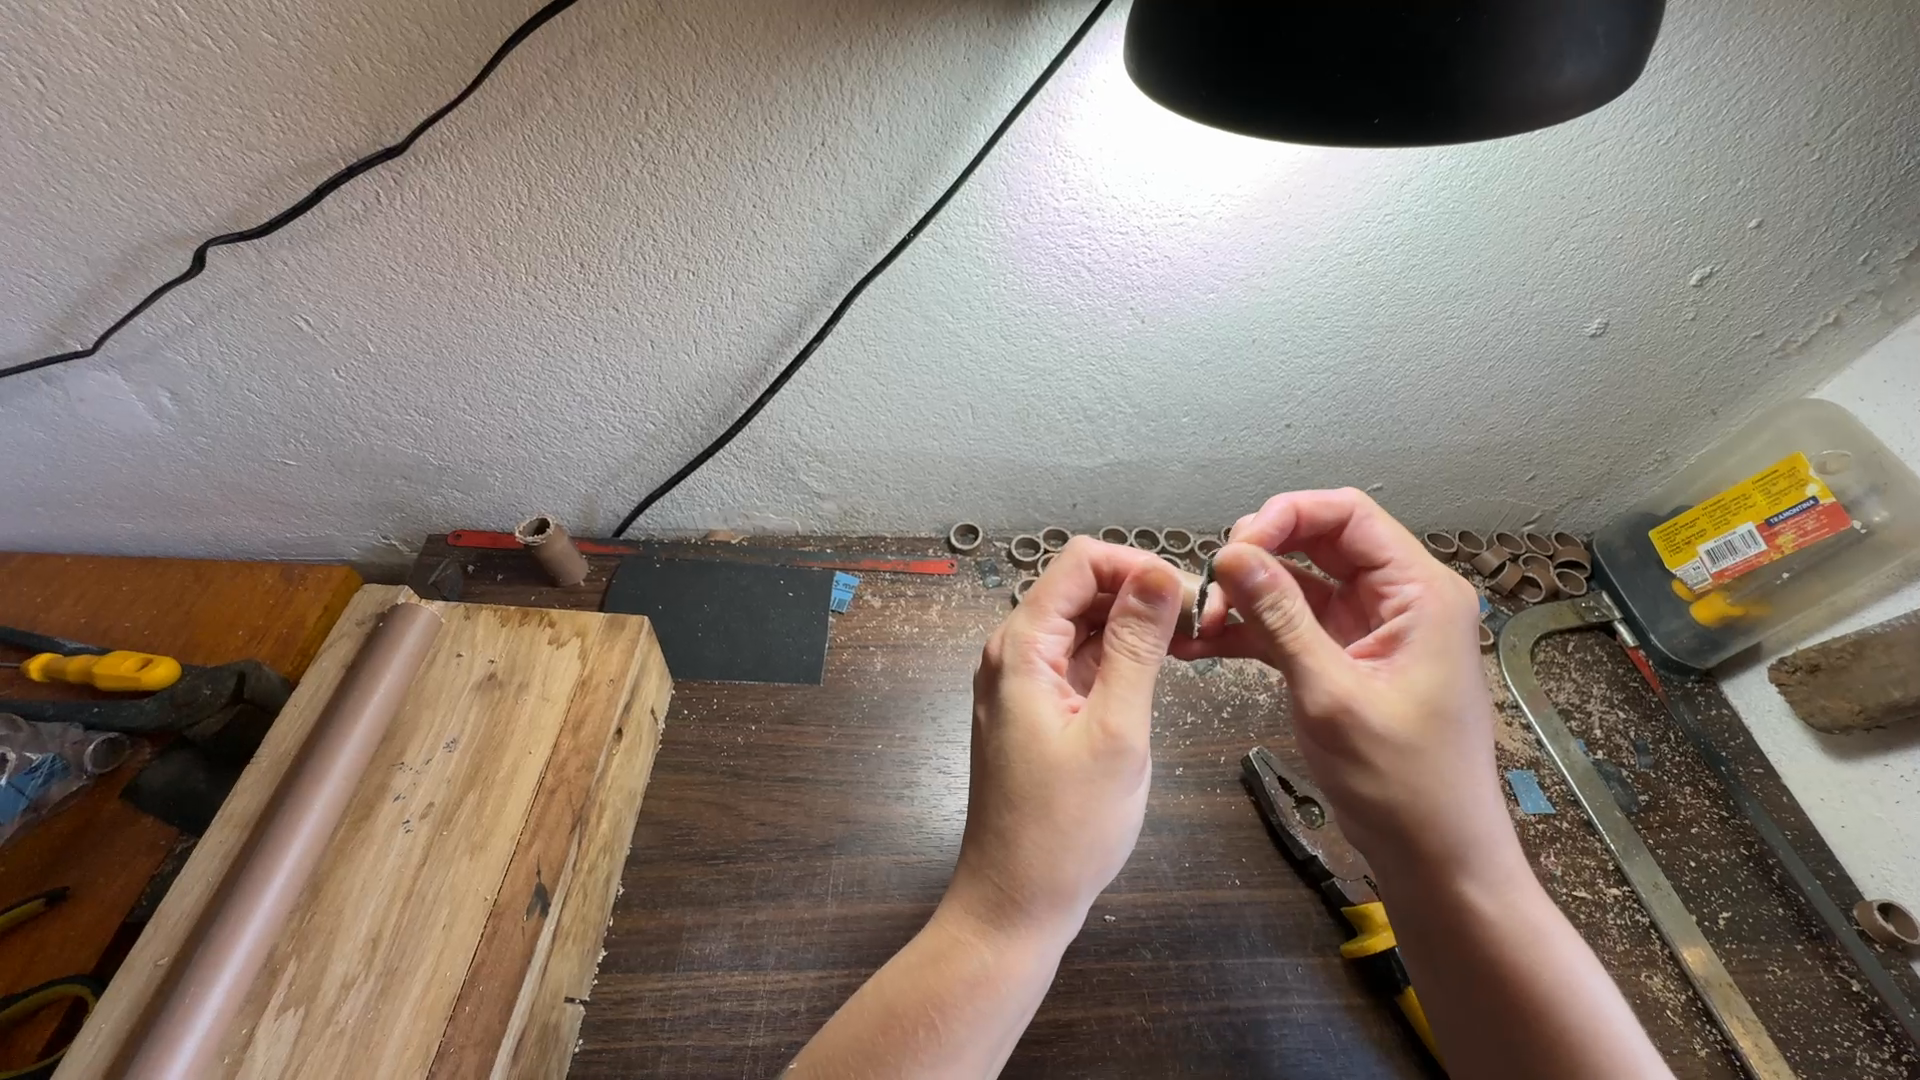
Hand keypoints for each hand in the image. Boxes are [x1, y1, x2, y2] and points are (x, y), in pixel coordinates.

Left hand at [943, 537, 1183, 942]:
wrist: (1016, 900)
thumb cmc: (1067, 827)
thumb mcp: (1115, 730)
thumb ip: (1136, 646)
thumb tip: (1161, 573)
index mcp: (1022, 645)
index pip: (1079, 561)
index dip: (1137, 565)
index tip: (1190, 597)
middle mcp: (1014, 650)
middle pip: (1080, 587)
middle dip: (1139, 592)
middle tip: (1200, 625)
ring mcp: (1022, 679)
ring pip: (1081, 622)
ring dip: (1132, 624)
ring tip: (1189, 647)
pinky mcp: (1036, 706)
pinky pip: (1077, 658)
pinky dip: (1116, 655)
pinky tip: (1156, 669)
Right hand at [1175, 489, 1520, 881]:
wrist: (1434, 857)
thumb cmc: (1401, 780)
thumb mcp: (1331, 693)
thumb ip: (1279, 616)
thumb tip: (1231, 554)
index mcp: (1418, 591)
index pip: (1348, 514)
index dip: (1285, 516)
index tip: (1232, 549)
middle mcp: (1395, 597)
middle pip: (1316, 542)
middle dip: (1256, 558)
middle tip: (1210, 590)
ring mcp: (1366, 627)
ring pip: (1294, 583)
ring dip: (1244, 597)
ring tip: (1197, 622)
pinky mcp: (1342, 657)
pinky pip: (1289, 624)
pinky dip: (1249, 631)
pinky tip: (1201, 644)